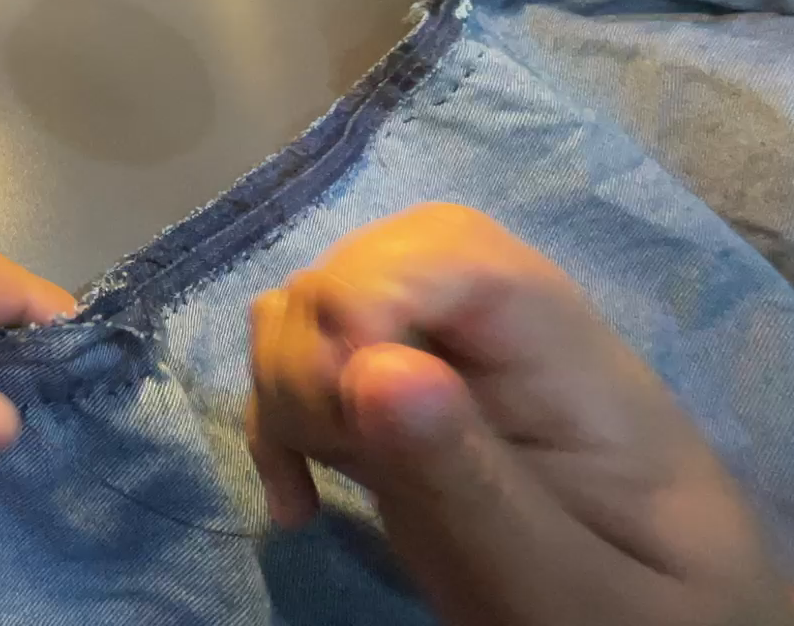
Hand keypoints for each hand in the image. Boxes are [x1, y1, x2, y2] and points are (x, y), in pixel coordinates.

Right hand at [246, 203, 788, 625]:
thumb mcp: (561, 592)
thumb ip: (474, 486)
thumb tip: (371, 368)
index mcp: (574, 370)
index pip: (462, 252)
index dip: (371, 288)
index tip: (341, 389)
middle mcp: (493, 342)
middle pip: (366, 264)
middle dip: (312, 344)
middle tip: (325, 444)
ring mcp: (429, 364)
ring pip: (310, 306)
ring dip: (283, 385)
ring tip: (315, 475)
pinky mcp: (379, 397)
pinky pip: (291, 360)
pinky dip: (271, 420)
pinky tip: (296, 492)